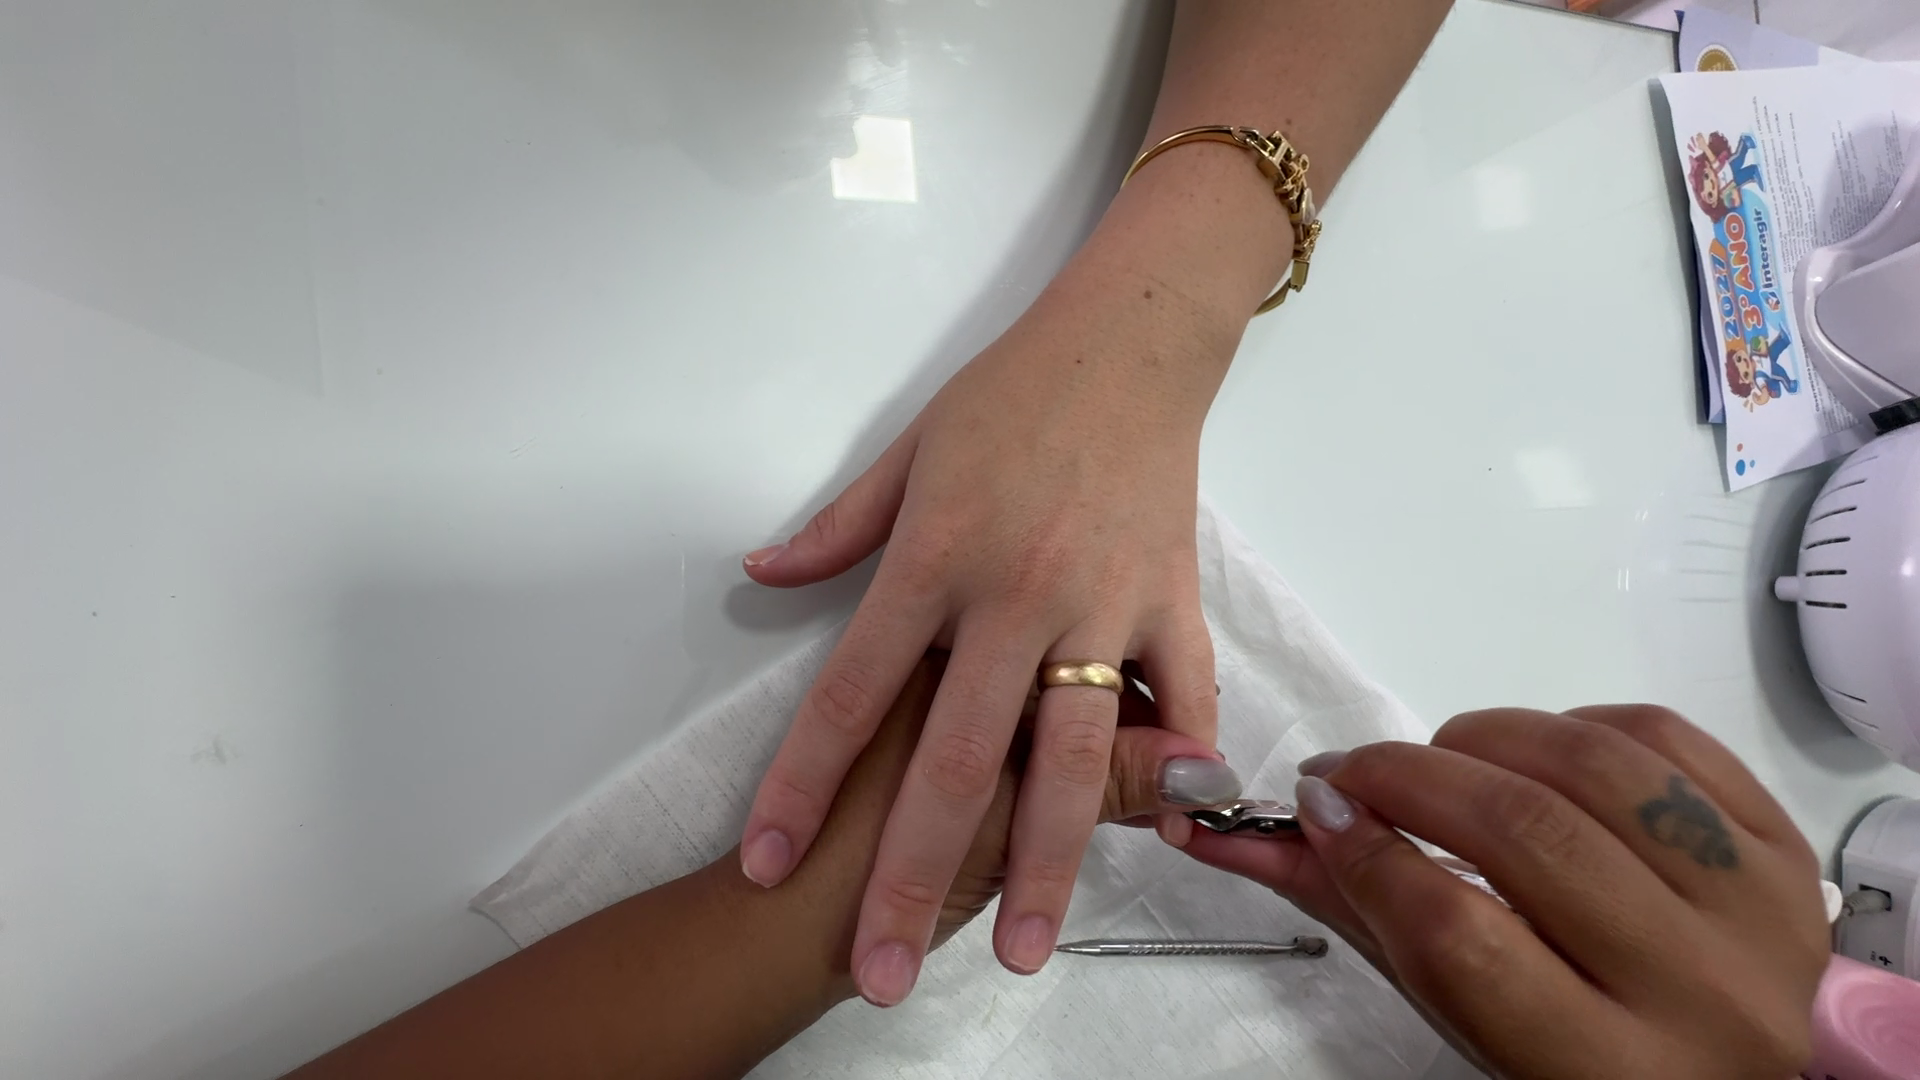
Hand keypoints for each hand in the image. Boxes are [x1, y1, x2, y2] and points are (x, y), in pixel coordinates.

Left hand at [740, 254, 1243, 1002]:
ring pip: (1074, 757)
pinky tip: (1158, 833)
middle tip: (878, 972)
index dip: (802, 783)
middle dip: (912, 874)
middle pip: (956, 757)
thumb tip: (761, 571)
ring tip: (1020, 952)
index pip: (852, 691)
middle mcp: (1018, 594)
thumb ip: (839, 525)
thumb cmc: (1011, 393)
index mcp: (939, 555)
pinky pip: (1183, 699)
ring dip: (1048, 863)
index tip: (768, 863)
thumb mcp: (911, 448)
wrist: (1129, 345)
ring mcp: (1107, 605)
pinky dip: (1174, 769)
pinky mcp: (1176, 600)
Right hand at [1184, 705, 1829, 1077]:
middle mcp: (1706, 993)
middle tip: (1350, 773)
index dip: (1364, 853)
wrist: (1722, 1057)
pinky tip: (1534, 756)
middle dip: (1403, 777)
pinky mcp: (1785, 845)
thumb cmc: (1552, 1040)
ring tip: (1443, 761)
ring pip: (1591, 767)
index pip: (1455, 933)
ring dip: (1480, 738)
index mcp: (1603, 1066)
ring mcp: (1759, 909)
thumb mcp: (1441, 997)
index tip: (1314, 806)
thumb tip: (1222, 833)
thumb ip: (1341, 906)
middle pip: (1522, 833)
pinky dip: (1570, 721)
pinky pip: (1662, 733)